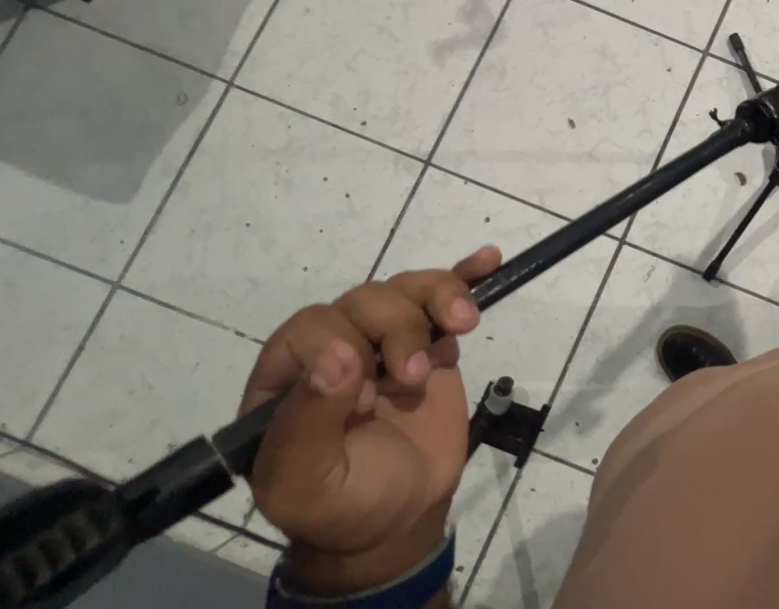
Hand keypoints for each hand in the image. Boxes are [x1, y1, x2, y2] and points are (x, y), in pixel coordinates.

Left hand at [241, 246, 502, 596]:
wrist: (398, 517)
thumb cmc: (342, 503)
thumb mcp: (305, 482)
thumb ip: (307, 424)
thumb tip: (338, 357)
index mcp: (290, 376)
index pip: (310, 329)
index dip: (341, 348)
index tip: (365, 400)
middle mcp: (336, 347)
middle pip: (366, 301)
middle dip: (398, 330)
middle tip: (415, 379)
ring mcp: (388, 341)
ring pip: (408, 290)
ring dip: (440, 297)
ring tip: (465, 323)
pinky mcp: (434, 343)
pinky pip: (445, 297)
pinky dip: (466, 275)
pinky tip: (488, 261)